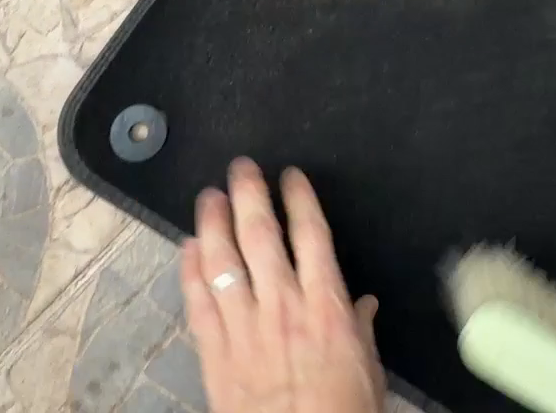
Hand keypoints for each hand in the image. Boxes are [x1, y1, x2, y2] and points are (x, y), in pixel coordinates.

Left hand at [181, 158, 384, 412]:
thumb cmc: (343, 412)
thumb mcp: (367, 370)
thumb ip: (361, 329)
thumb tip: (365, 303)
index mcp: (325, 303)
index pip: (311, 234)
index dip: (300, 198)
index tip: (290, 175)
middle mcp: (282, 303)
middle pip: (261, 235)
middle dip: (250, 195)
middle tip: (240, 167)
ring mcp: (244, 326)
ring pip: (224, 261)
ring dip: (214, 223)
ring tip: (209, 196)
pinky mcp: (215, 353)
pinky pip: (199, 304)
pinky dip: (190, 272)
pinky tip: (187, 247)